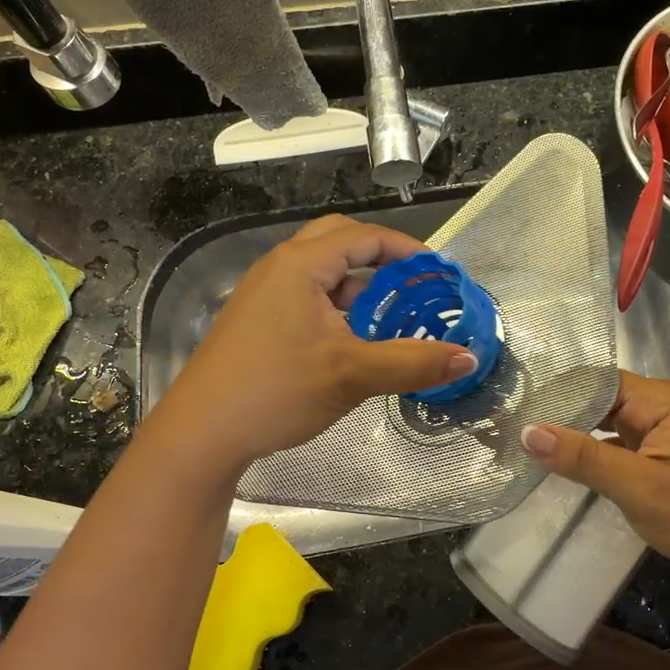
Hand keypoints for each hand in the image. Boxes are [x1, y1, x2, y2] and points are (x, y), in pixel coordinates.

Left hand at [156, 215, 475, 465]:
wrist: (201, 434)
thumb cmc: (276, 390)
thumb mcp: (353, 374)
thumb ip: (415, 362)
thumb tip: (468, 358)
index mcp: (301, 264)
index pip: (364, 235)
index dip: (407, 248)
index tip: (440, 272)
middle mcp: (280, 268)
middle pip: (340, 242)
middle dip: (382, 260)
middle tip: (414, 286)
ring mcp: (264, 294)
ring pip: (323, 274)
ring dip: (360, 288)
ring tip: (391, 319)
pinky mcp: (258, 321)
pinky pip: (308, 298)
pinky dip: (338, 309)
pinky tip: (354, 344)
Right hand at [520, 371, 669, 590]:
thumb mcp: (638, 486)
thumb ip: (583, 457)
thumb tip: (528, 431)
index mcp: (658, 401)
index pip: (595, 381)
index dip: (555, 394)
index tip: (513, 411)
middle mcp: (658, 409)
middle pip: (597, 400)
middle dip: (558, 415)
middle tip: (508, 431)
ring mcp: (659, 436)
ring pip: (604, 426)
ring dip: (571, 436)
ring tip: (523, 447)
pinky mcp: (657, 462)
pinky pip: (615, 448)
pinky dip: (589, 456)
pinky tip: (559, 467)